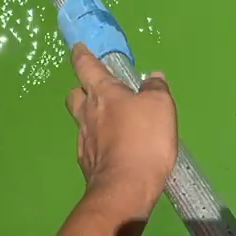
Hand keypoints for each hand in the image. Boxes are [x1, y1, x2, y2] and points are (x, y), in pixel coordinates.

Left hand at [65, 44, 176, 219]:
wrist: (126, 187)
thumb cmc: (144, 139)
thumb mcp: (160, 106)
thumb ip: (156, 89)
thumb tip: (153, 77)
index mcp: (103, 93)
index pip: (86, 66)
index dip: (82, 55)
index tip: (78, 48)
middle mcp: (87, 115)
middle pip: (75, 95)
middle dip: (81, 89)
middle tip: (95, 91)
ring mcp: (85, 142)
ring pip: (81, 123)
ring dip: (91, 120)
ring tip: (109, 125)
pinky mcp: (88, 165)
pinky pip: (90, 147)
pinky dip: (98, 144)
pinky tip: (111, 151)